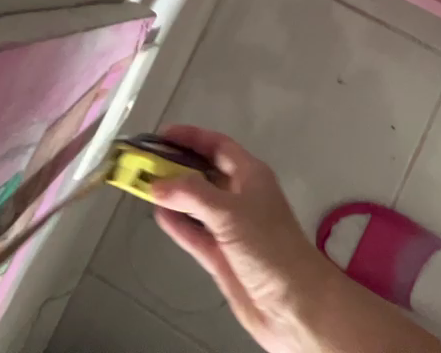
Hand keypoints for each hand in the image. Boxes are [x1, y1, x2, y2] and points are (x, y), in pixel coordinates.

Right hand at [144, 126, 343, 352]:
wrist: (294, 305)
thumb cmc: (268, 245)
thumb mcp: (229, 211)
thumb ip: (191, 194)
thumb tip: (157, 184)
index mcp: (251, 175)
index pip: (218, 146)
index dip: (191, 137)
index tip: (162, 135)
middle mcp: (240, 196)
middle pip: (205, 173)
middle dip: (178, 166)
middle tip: (147, 162)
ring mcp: (231, 228)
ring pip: (197, 204)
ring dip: (174, 195)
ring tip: (145, 186)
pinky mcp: (222, 256)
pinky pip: (195, 233)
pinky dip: (178, 223)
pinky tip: (159, 215)